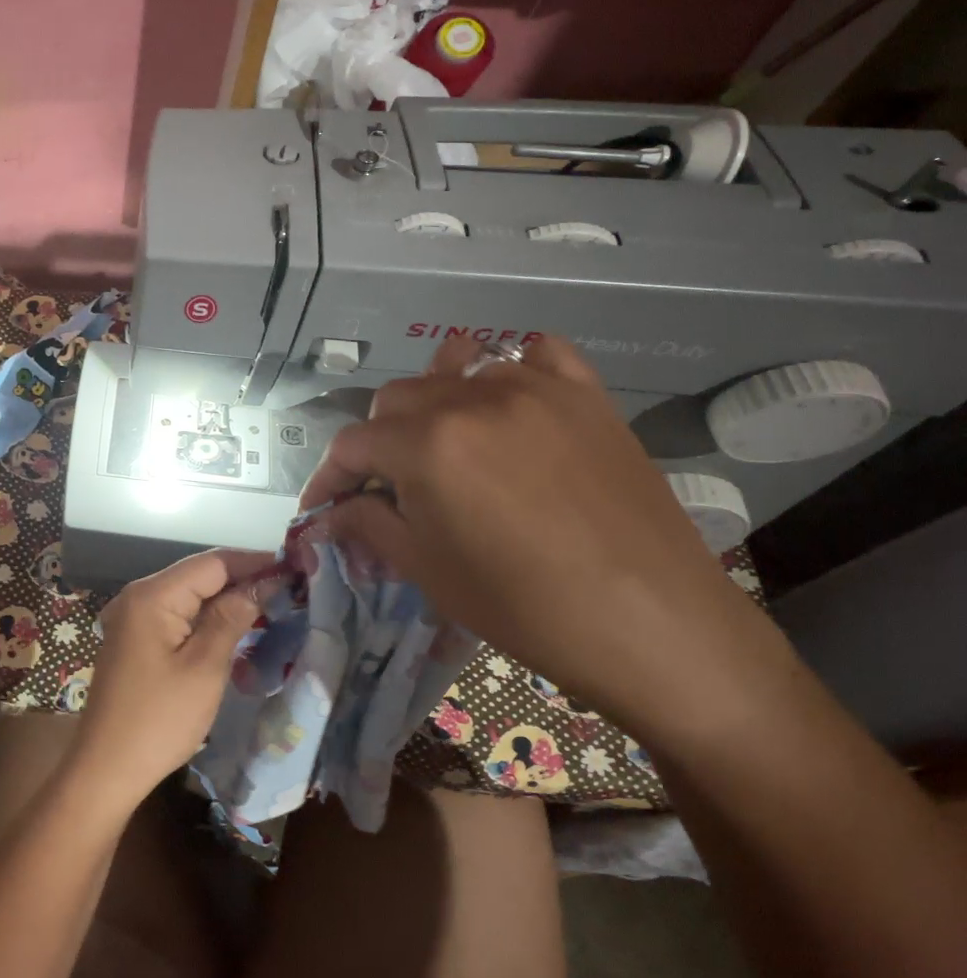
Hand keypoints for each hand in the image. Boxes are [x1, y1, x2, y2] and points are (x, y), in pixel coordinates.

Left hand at [71, 549, 273, 807]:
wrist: (107, 765)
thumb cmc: (159, 718)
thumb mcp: (204, 667)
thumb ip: (230, 619)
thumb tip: (258, 585)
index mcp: (152, 596)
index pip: (211, 563)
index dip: (252, 561)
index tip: (294, 566)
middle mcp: (137, 597)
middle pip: (197, 576)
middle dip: (242, 579)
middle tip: (289, 587)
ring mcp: (132, 619)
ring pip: (188, 597)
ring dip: (226, 599)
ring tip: (272, 605)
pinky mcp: (134, 641)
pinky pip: (176, 617)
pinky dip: (205, 618)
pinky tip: (234, 628)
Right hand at [302, 335, 764, 716]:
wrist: (651, 622)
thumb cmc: (523, 606)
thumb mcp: (427, 569)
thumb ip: (368, 526)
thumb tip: (330, 514)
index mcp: (427, 445)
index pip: (352, 444)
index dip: (329, 479)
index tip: (325, 510)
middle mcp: (473, 399)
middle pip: (396, 399)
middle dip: (377, 443)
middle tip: (386, 490)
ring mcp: (536, 389)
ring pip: (454, 369)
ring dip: (431, 404)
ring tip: (440, 445)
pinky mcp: (587, 396)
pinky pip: (534, 355)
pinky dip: (506, 372)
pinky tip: (504, 405)